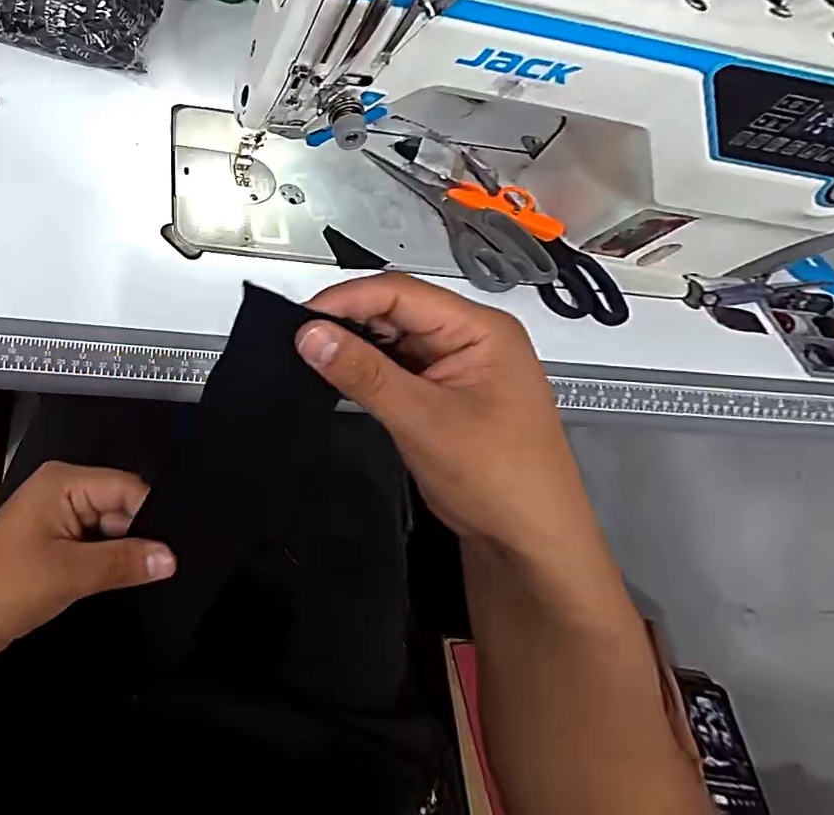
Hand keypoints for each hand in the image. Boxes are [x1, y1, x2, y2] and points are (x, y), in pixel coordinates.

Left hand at [0, 462, 174, 701]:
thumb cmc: (3, 587)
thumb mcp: (70, 574)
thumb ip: (125, 562)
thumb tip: (172, 557)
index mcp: (64, 481)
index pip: (127, 488)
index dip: (154, 517)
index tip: (180, 548)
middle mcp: (63, 491)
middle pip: (120, 506)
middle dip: (141, 536)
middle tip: (171, 567)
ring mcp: (58, 518)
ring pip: (109, 529)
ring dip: (125, 553)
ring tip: (157, 576)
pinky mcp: (54, 545)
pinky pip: (94, 546)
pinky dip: (109, 563)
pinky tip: (129, 580)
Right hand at [294, 273, 595, 552]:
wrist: (528, 542)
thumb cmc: (510, 483)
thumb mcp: (423, 420)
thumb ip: (364, 374)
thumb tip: (316, 336)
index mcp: (482, 330)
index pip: (400, 293)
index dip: (348, 299)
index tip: (307, 317)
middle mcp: (470, 339)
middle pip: (394, 309)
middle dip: (348, 321)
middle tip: (306, 338)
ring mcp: (454, 364)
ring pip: (390, 337)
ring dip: (355, 346)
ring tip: (318, 357)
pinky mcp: (439, 389)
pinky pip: (393, 364)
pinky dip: (365, 369)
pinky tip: (342, 376)